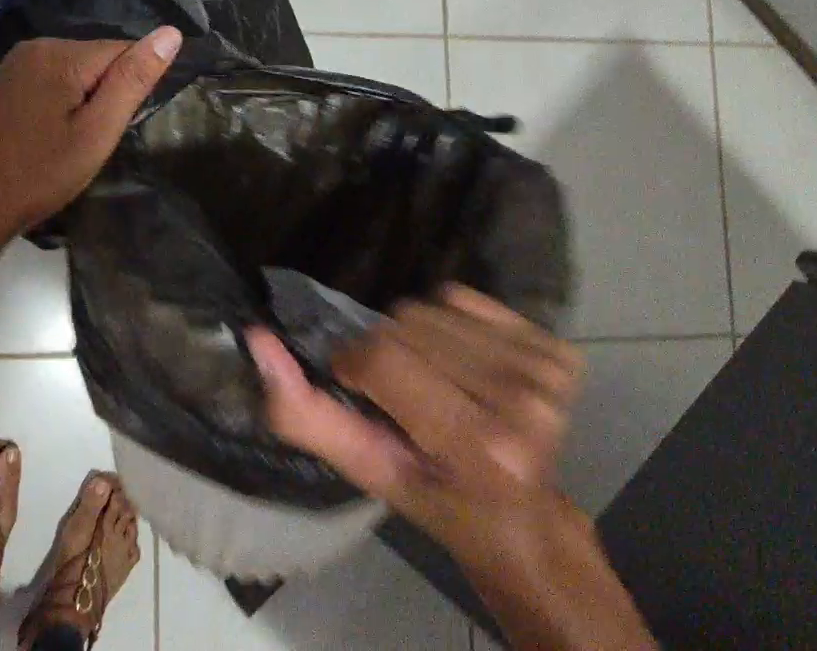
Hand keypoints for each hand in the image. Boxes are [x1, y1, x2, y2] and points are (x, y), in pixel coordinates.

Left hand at [0, 28, 182, 237]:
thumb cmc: (43, 174)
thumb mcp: (98, 131)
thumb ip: (133, 80)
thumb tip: (170, 33)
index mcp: (60, 54)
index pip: (123, 50)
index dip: (130, 89)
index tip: (116, 126)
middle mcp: (36, 45)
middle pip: (97, 58)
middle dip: (105, 94)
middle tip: (92, 140)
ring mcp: (16, 62)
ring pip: (75, 70)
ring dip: (84, 99)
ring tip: (73, 140)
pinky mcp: (6, 81)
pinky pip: (52, 79)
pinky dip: (62, 101)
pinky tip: (52, 133)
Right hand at [247, 283, 583, 572]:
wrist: (521, 516)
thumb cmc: (435, 496)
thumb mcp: (364, 468)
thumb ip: (304, 412)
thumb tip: (257, 340)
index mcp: (477, 445)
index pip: (382, 359)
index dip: (355, 368)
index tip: (362, 393)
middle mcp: (523, 403)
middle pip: (404, 329)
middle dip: (386, 355)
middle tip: (404, 397)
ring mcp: (546, 374)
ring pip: (429, 310)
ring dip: (414, 341)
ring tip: (432, 384)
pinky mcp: (559, 352)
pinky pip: (463, 301)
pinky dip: (447, 326)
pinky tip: (461, 366)